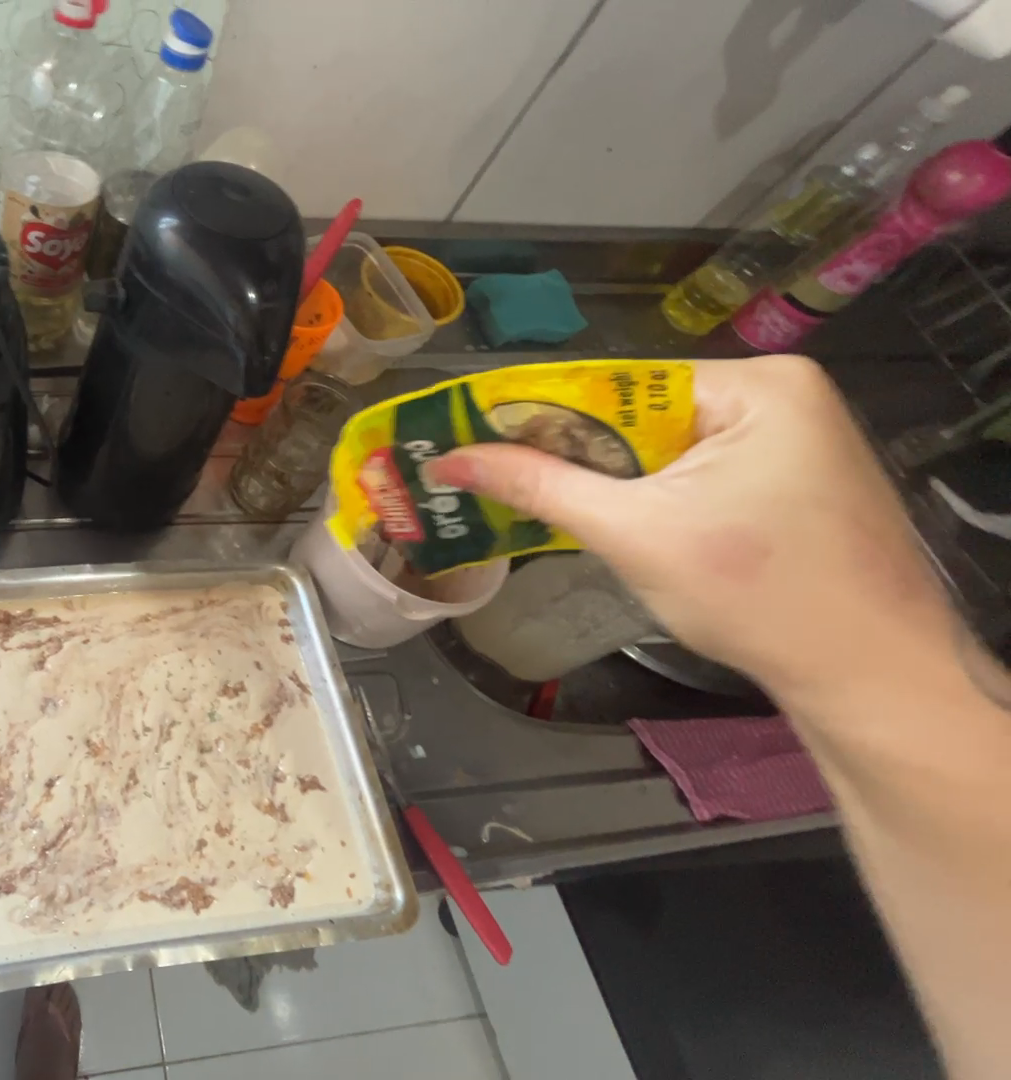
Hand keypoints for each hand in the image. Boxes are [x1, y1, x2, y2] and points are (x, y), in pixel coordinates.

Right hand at [425, 355, 956, 706]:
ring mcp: (779, 438)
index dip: (532, 414)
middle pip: (628, 415)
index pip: (611, 385)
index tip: (464, 437)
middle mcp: (771, 397)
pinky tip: (588, 517)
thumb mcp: (630, 532)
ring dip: (590, 479)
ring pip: (648, 447)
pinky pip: (675, 472)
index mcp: (754, 386)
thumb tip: (446, 461)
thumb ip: (535, 485)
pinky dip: (630, 495)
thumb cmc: (757, 594)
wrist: (870, 677)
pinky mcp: (774, 477)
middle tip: (481, 474)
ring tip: (517, 496)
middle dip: (559, 453)